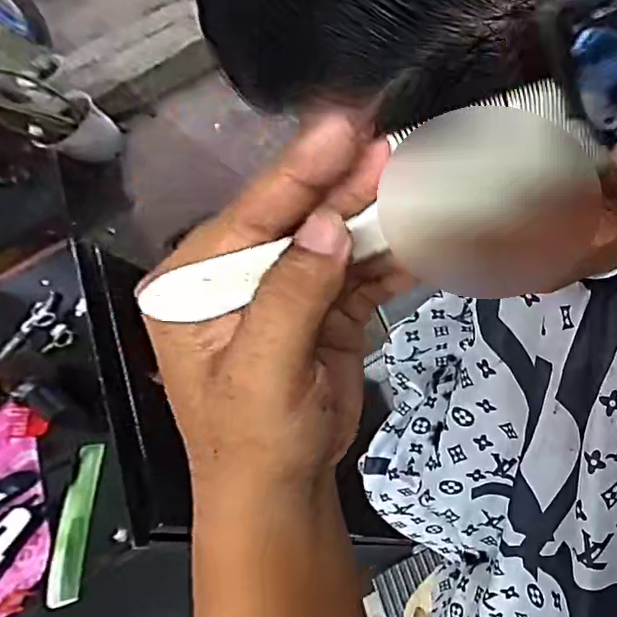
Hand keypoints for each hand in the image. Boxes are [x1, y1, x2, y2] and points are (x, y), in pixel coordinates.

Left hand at [141, 112, 415, 492]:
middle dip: (345, 187)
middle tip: (387, 150)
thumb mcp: (262, 367)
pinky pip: (363, 279)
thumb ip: (292, 293)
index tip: (341, 130)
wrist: (281, 486)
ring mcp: (291, 295)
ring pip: (339, 246)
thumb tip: (330, 228)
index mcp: (199, 282)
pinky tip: (418, 241)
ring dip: (376, 221)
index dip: (301, 171)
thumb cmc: (251, 437)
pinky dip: (391, 263)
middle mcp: (243, 277)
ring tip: (412, 187)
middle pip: (302, 220)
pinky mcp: (329, 315)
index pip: (256, 214)